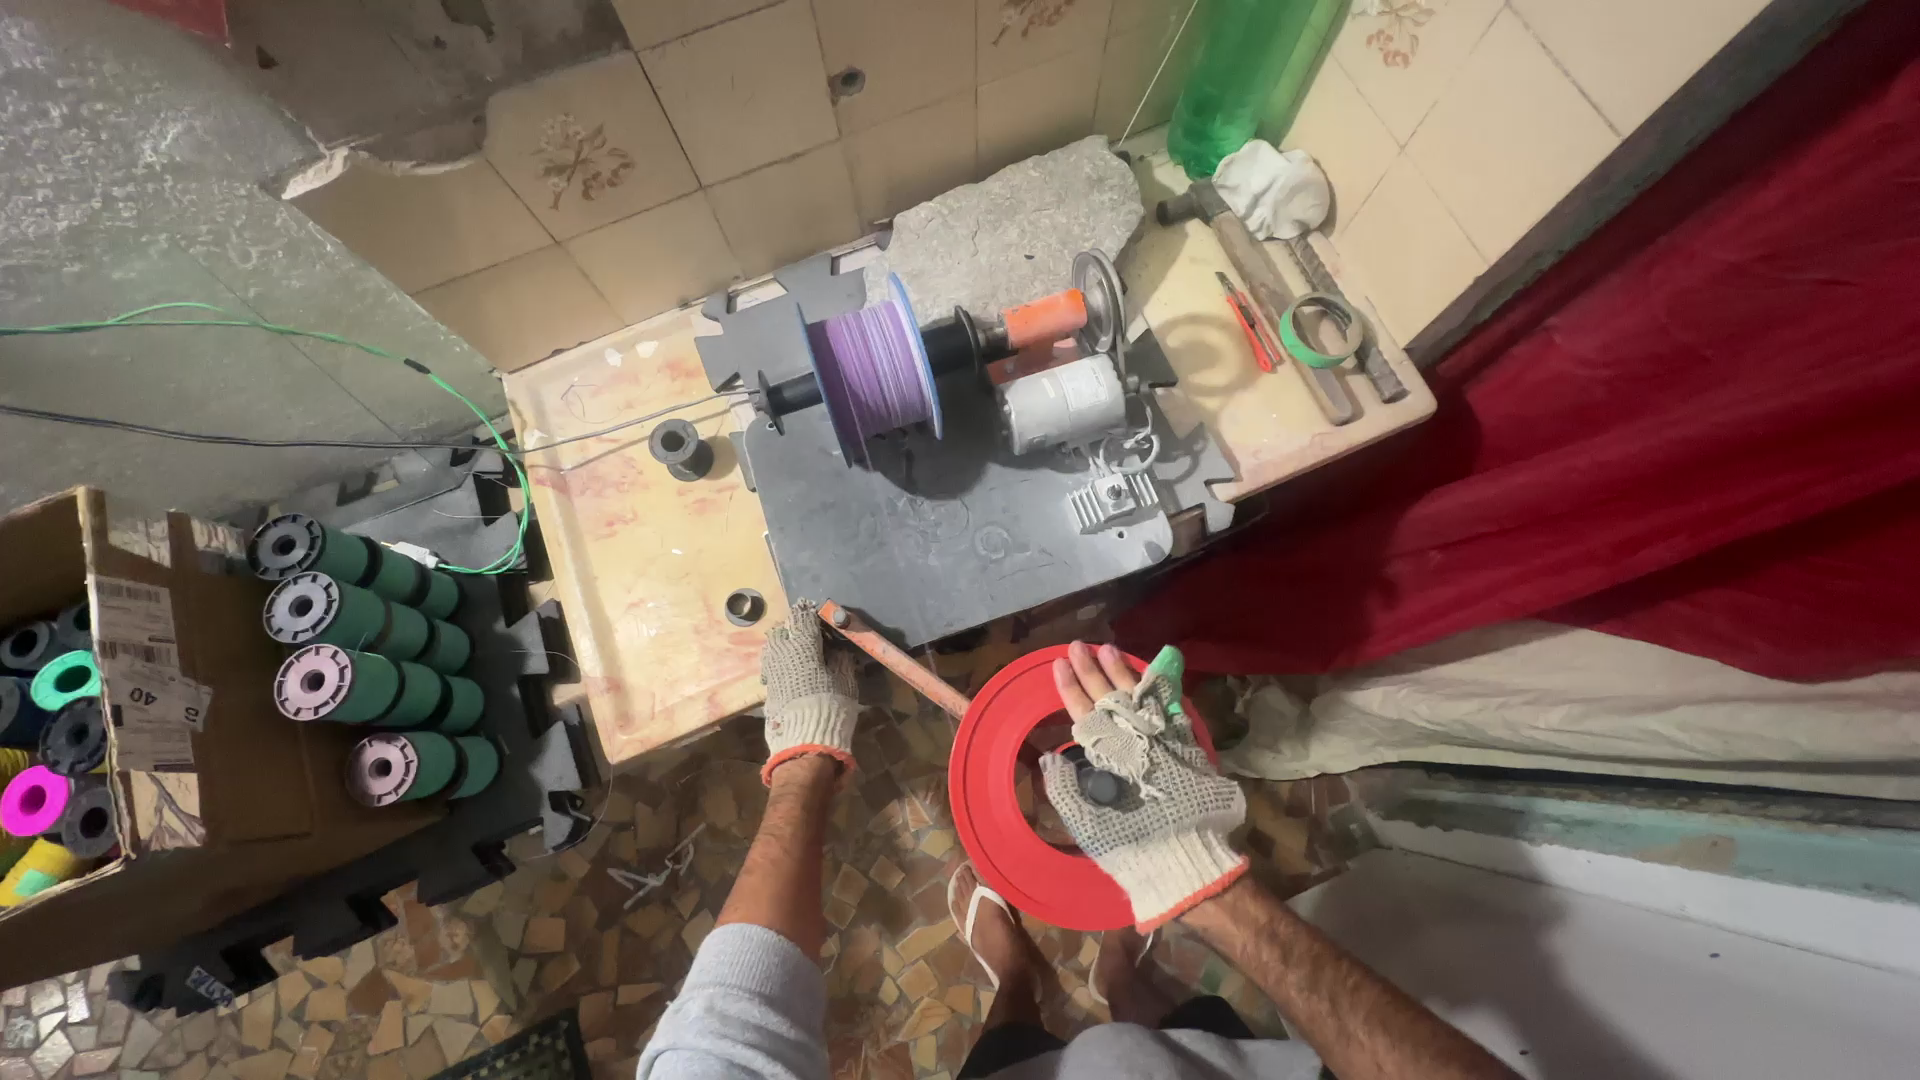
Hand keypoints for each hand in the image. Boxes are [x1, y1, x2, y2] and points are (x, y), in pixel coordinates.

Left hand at [758, 601, 859, 784]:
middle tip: (809, 635)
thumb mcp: (845, 677)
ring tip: (800, 653)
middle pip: (782, 629)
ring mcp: (771, 668)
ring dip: (785, 646)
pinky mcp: (767, 686)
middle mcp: (781, 651)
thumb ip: (840, 658)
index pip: (804, 617)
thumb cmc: (831, 702)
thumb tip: (837, 650)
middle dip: (794, 629)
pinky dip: (781, 663)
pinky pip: (772, 665)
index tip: (820, 615)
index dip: (812, 614)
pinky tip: (793, 672)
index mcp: (801, 642)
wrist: (805, 737)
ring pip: (773, 647)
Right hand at [1040, 641, 1247, 929]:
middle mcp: (1130, 737)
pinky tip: (1149, 673)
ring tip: (1107, 649)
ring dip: (1119, 671)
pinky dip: (1156, 687)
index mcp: (1103, 753)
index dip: (1068, 687)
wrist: (1183, 856)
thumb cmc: (1129, 843)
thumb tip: (1049, 757)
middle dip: (1089, 669)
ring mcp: (1159, 737)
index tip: (1058, 664)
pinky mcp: (1183, 743)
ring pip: (1136, 694)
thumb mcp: (1085, 821)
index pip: (1081, 710)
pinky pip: (1166, 706)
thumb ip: (1064, 786)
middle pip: (1106, 695)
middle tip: (1077, 646)